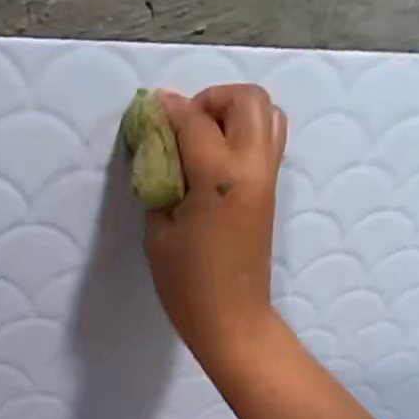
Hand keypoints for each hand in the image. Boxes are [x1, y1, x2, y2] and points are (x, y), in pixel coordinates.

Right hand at [144, 84, 289, 370]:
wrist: (232, 319)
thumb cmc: (187, 284)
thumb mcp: (158, 232)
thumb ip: (159, 182)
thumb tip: (159, 153)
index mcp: (219, 178)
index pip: (194, 121)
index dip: (167, 109)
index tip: (148, 109)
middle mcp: (252, 168)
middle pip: (247, 100)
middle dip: (211, 99)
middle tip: (183, 126)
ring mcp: (267, 178)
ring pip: (267, 113)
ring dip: (233, 112)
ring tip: (202, 139)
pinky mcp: (270, 191)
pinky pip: (267, 140)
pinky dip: (244, 133)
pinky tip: (214, 160)